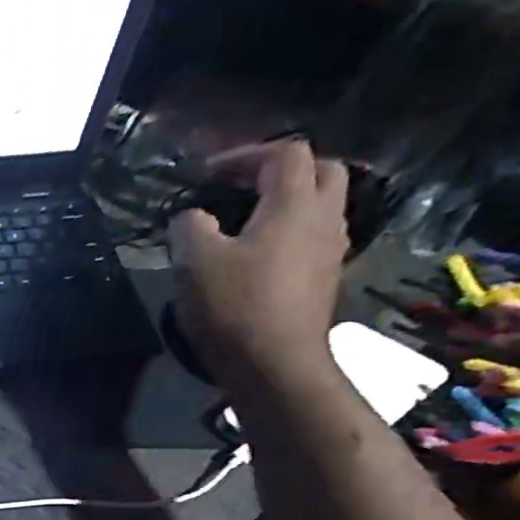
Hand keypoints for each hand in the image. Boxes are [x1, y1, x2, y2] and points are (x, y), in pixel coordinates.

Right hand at [169, 140, 349, 389]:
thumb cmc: (235, 307)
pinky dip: (289, 235)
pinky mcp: (323, 281)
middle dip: (282, 171)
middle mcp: (324, 218)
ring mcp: (330, 251)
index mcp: (295, 204)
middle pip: (321, 170)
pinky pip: (312, 240)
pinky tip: (258, 258)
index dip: (244, 155)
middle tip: (243, 189)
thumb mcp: (194, 262)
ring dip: (288, 204)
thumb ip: (189, 227)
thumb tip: (191, 217)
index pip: (283, 153)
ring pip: (321, 206)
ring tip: (246, 224)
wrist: (275, 366)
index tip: (207, 175)